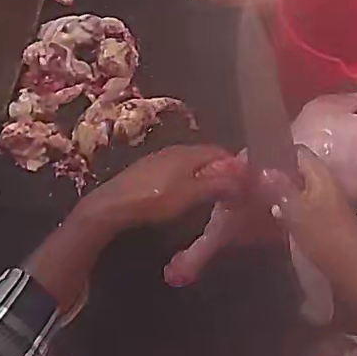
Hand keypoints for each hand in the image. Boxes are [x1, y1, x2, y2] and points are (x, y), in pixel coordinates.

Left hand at [70, 144, 246, 236]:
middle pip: (204, 157)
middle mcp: (175, 150)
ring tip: (210, 197)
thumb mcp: (191, 195)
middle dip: (219, 172)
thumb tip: (244, 179)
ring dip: (202, 177)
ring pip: (189, 165)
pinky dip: (186, 181)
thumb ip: (218, 185)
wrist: (112, 205)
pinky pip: (175, 172)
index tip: (244, 184)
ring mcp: (158, 159)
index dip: (234, 166)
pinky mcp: (146, 171)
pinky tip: (184, 197)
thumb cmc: (155, 199)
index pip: (220, 151)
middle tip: (229, 193)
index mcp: (188, 152)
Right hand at [260, 147, 356, 288]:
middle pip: (298, 171)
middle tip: (249, 180)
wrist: (354, 276)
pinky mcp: (325, 223)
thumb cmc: (326, 239)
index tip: (253, 160)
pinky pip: (302, 207)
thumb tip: (263, 169)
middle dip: (275, 173)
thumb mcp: (297, 213)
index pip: (298, 152)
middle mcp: (326, 186)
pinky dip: (286, 208)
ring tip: (254, 196)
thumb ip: (280, 189)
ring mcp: (327, 205)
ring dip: (279, 192)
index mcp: (321, 177)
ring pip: (299, 190)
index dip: (276, 151)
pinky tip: (271, 217)